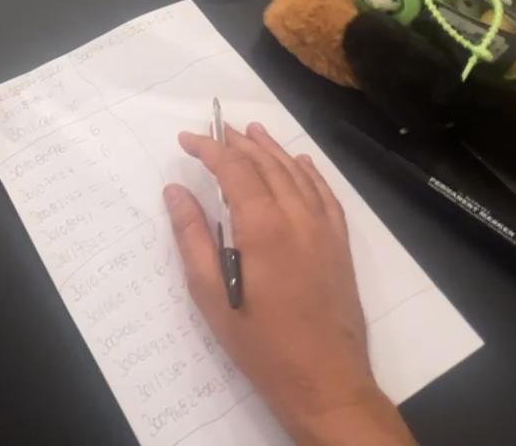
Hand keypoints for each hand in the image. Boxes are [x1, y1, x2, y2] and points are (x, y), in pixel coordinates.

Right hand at [165, 124, 411, 445]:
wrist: (328, 386)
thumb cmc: (262, 344)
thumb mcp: (212, 295)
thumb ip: (192, 237)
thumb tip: (175, 192)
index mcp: (262, 227)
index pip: (233, 168)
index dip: (209, 148)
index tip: (186, 140)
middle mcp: (296, 218)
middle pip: (266, 164)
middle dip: (238, 142)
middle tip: (214, 129)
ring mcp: (324, 231)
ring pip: (296, 174)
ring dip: (271, 149)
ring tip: (252, 130)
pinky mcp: (340, 247)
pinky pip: (326, 196)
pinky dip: (310, 173)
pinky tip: (301, 162)